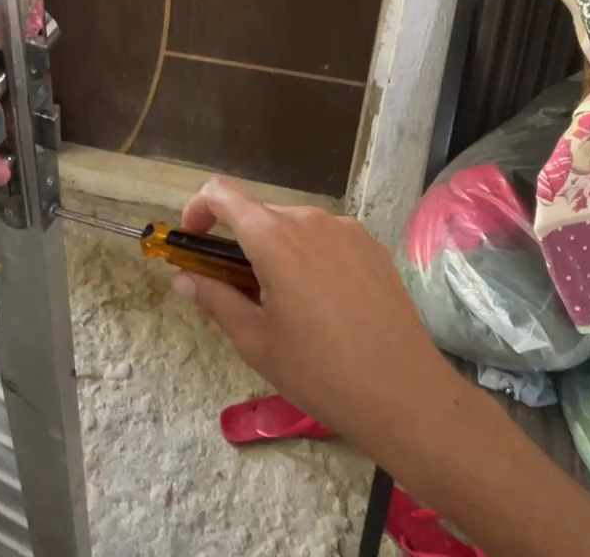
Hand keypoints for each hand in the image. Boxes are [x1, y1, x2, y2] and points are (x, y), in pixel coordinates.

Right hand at [173, 178, 469, 461]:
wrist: (405, 395)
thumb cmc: (320, 371)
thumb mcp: (255, 341)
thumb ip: (214, 299)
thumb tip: (183, 278)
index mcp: (273, 237)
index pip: (221, 193)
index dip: (199, 209)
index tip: (195, 242)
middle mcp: (310, 220)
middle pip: (259, 215)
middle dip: (240, 244)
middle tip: (239, 293)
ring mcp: (347, 230)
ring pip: (294, 229)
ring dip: (277, 252)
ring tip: (286, 305)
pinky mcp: (373, 247)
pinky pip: (327, 240)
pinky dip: (310, 258)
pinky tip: (324, 305)